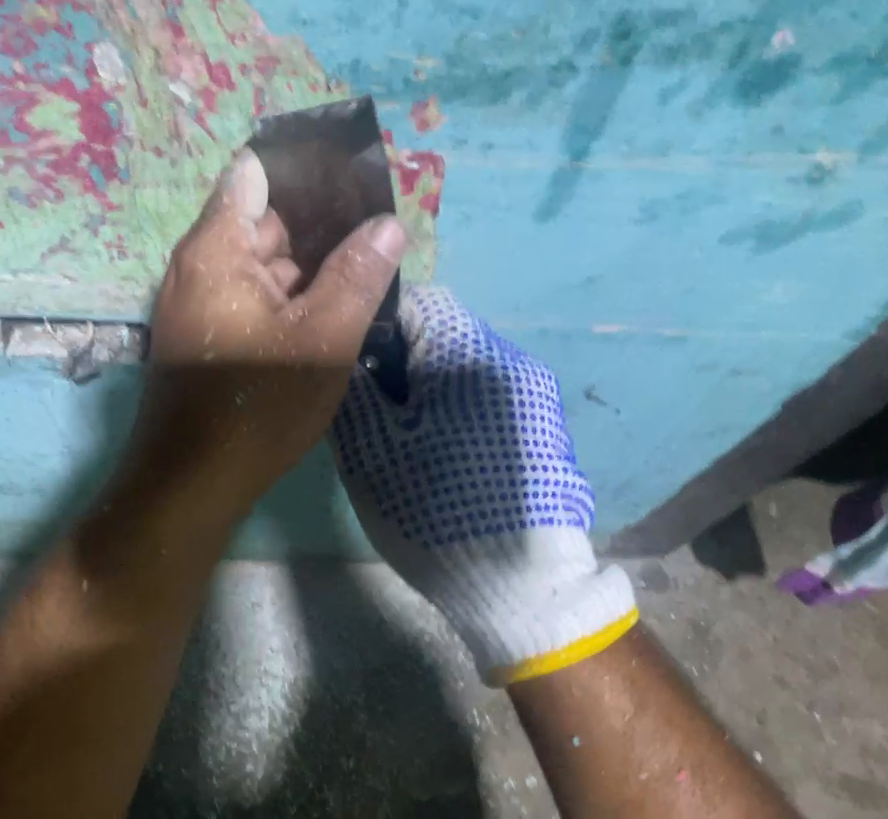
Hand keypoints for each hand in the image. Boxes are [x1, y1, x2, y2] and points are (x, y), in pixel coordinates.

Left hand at [124, 149, 406, 512]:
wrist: (190, 485)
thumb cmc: (256, 405)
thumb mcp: (323, 338)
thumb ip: (357, 275)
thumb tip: (388, 223)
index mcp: (216, 249)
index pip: (254, 174)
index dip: (302, 167)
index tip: (351, 172)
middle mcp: (198, 264)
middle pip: (263, 219)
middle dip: (318, 222)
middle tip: (377, 229)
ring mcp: (197, 301)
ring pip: (262, 263)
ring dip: (307, 265)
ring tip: (367, 267)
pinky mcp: (204, 333)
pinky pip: (251, 295)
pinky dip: (287, 295)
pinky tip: (331, 310)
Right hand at [330, 288, 637, 683]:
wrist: (520, 588)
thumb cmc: (435, 509)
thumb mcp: (371, 447)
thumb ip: (353, 382)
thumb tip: (347, 346)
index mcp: (468, 353)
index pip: (415, 300)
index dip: (374, 324)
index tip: (352, 368)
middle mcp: (509, 359)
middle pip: (439, 329)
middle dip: (399, 359)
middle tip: (373, 408)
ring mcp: (531, 392)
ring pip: (460, 362)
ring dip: (426, 385)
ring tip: (404, 435)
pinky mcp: (540, 424)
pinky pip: (483, 391)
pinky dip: (453, 407)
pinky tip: (440, 452)